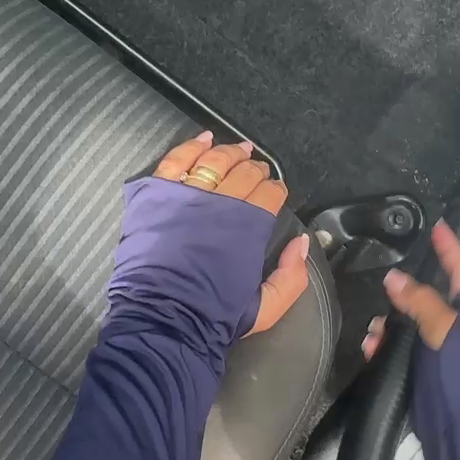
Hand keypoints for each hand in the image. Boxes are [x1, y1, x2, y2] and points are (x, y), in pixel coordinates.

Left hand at [152, 131, 308, 335]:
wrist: (161, 320)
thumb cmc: (212, 316)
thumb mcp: (266, 308)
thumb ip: (292, 276)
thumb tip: (303, 243)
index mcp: (248, 228)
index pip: (269, 193)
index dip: (276, 188)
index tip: (276, 190)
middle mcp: (220, 205)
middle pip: (244, 173)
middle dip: (257, 168)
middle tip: (259, 169)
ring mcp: (187, 197)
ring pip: (214, 161)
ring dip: (230, 152)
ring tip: (240, 148)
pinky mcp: (157, 196)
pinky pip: (176, 161)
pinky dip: (192, 147)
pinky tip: (205, 139)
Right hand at [361, 220, 459, 358]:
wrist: (459, 422)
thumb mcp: (443, 327)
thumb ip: (419, 300)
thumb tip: (393, 276)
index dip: (449, 245)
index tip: (438, 225)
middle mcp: (455, 323)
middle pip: (426, 294)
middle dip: (402, 291)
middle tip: (383, 281)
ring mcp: (438, 344)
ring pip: (407, 321)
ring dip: (387, 322)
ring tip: (374, 327)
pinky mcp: (422, 365)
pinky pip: (397, 346)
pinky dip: (382, 344)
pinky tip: (371, 346)